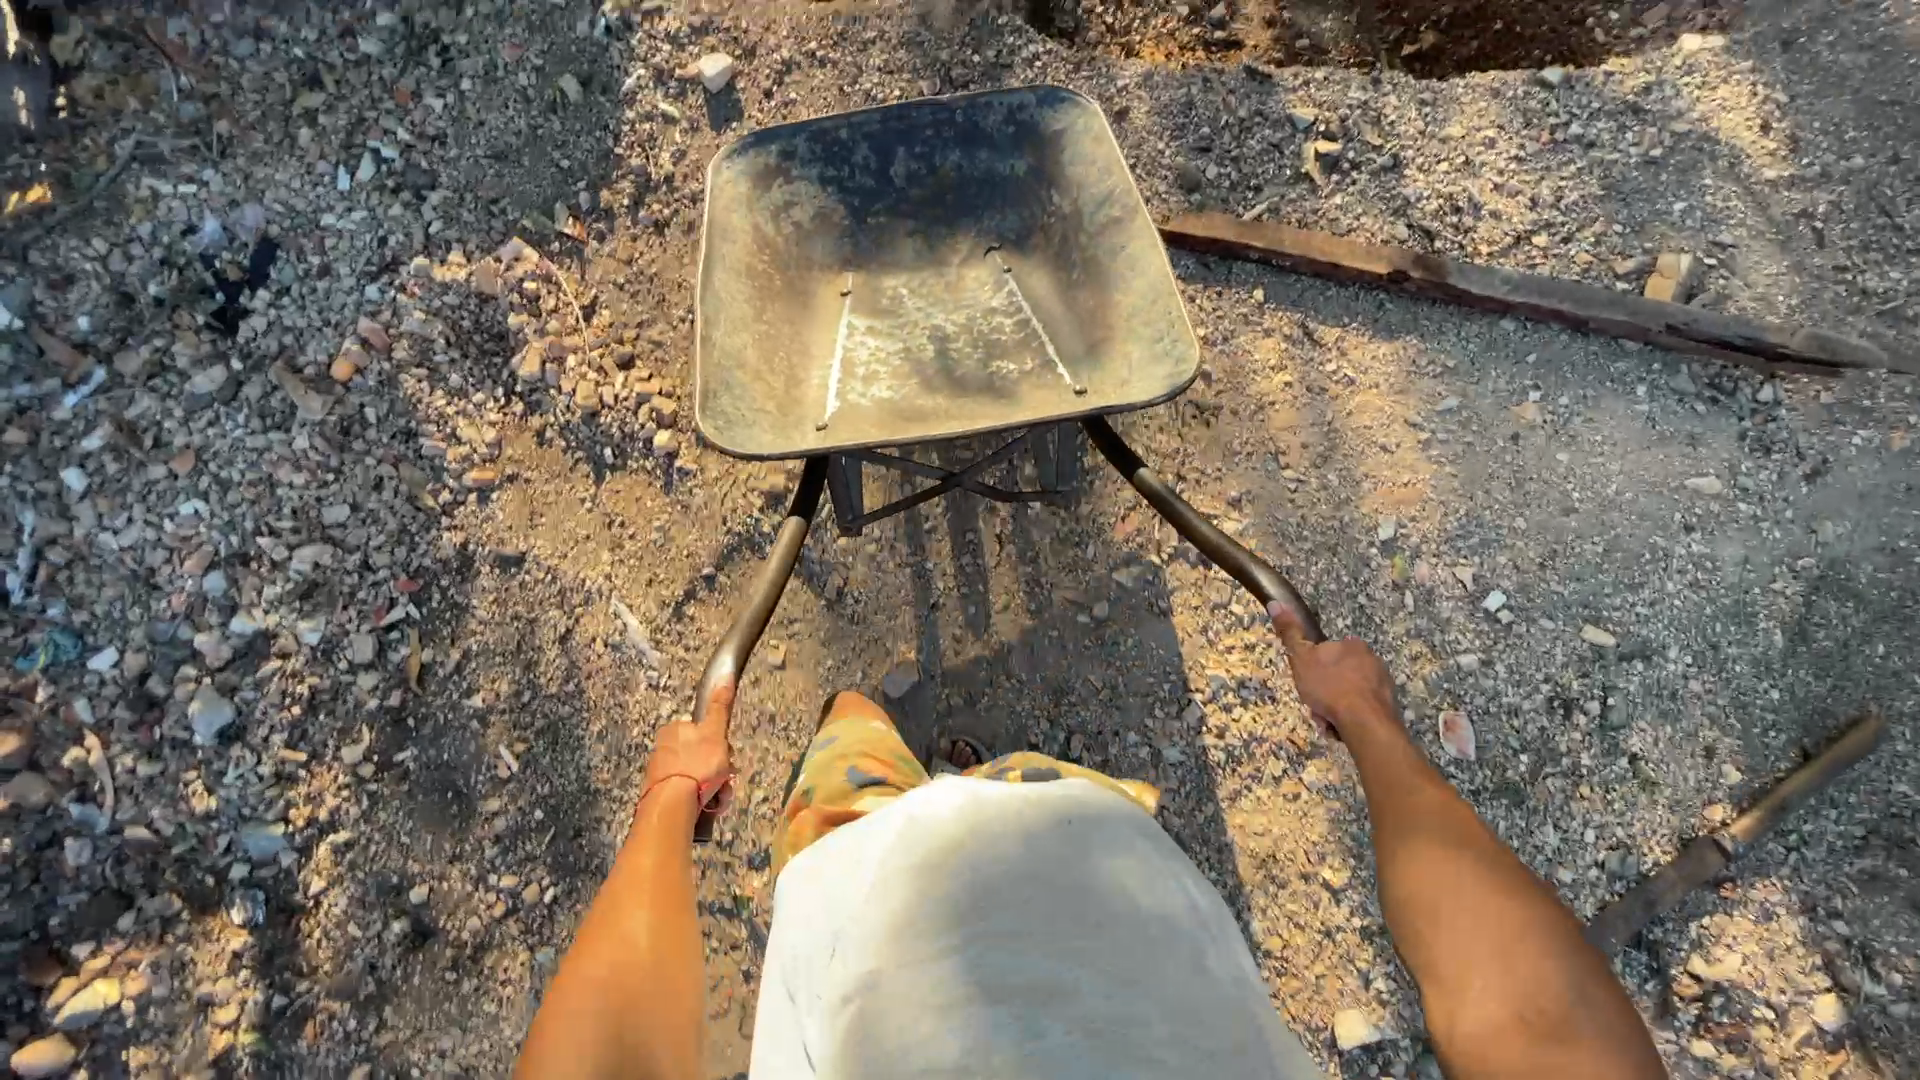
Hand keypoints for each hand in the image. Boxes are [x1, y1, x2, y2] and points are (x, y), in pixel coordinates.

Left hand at [641, 679, 734, 815]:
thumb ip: (720, 706)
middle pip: (699, 754)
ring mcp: (659, 772)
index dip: (719, 743)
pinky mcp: (659, 793)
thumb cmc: (698, 764)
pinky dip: (699, 797)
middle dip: (716, 768)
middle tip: (725, 779)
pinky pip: (687, 792)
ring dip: (712, 785)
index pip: (702, 731)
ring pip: (695, 775)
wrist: (673, 804)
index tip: (727, 756)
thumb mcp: (715, 732)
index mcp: (674, 730)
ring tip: (718, 797)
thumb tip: (725, 676)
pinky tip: (708, 805)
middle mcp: (663, 748)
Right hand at [1268, 600, 1402, 742]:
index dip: (1314, 667)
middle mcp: (1373, 659)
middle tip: (1315, 702)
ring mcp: (1383, 683)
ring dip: (1336, 704)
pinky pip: (1361, 707)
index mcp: (1353, 645)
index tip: (1307, 681)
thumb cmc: (1329, 686)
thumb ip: (1290, 632)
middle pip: (1339, 673)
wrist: (1364, 721)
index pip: (1328, 651)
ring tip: (1327, 718)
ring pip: (1350, 691)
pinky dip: (1350, 715)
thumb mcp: (1301, 657)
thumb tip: (1276, 604)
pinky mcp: (1388, 705)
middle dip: (1325, 688)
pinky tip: (1341, 725)